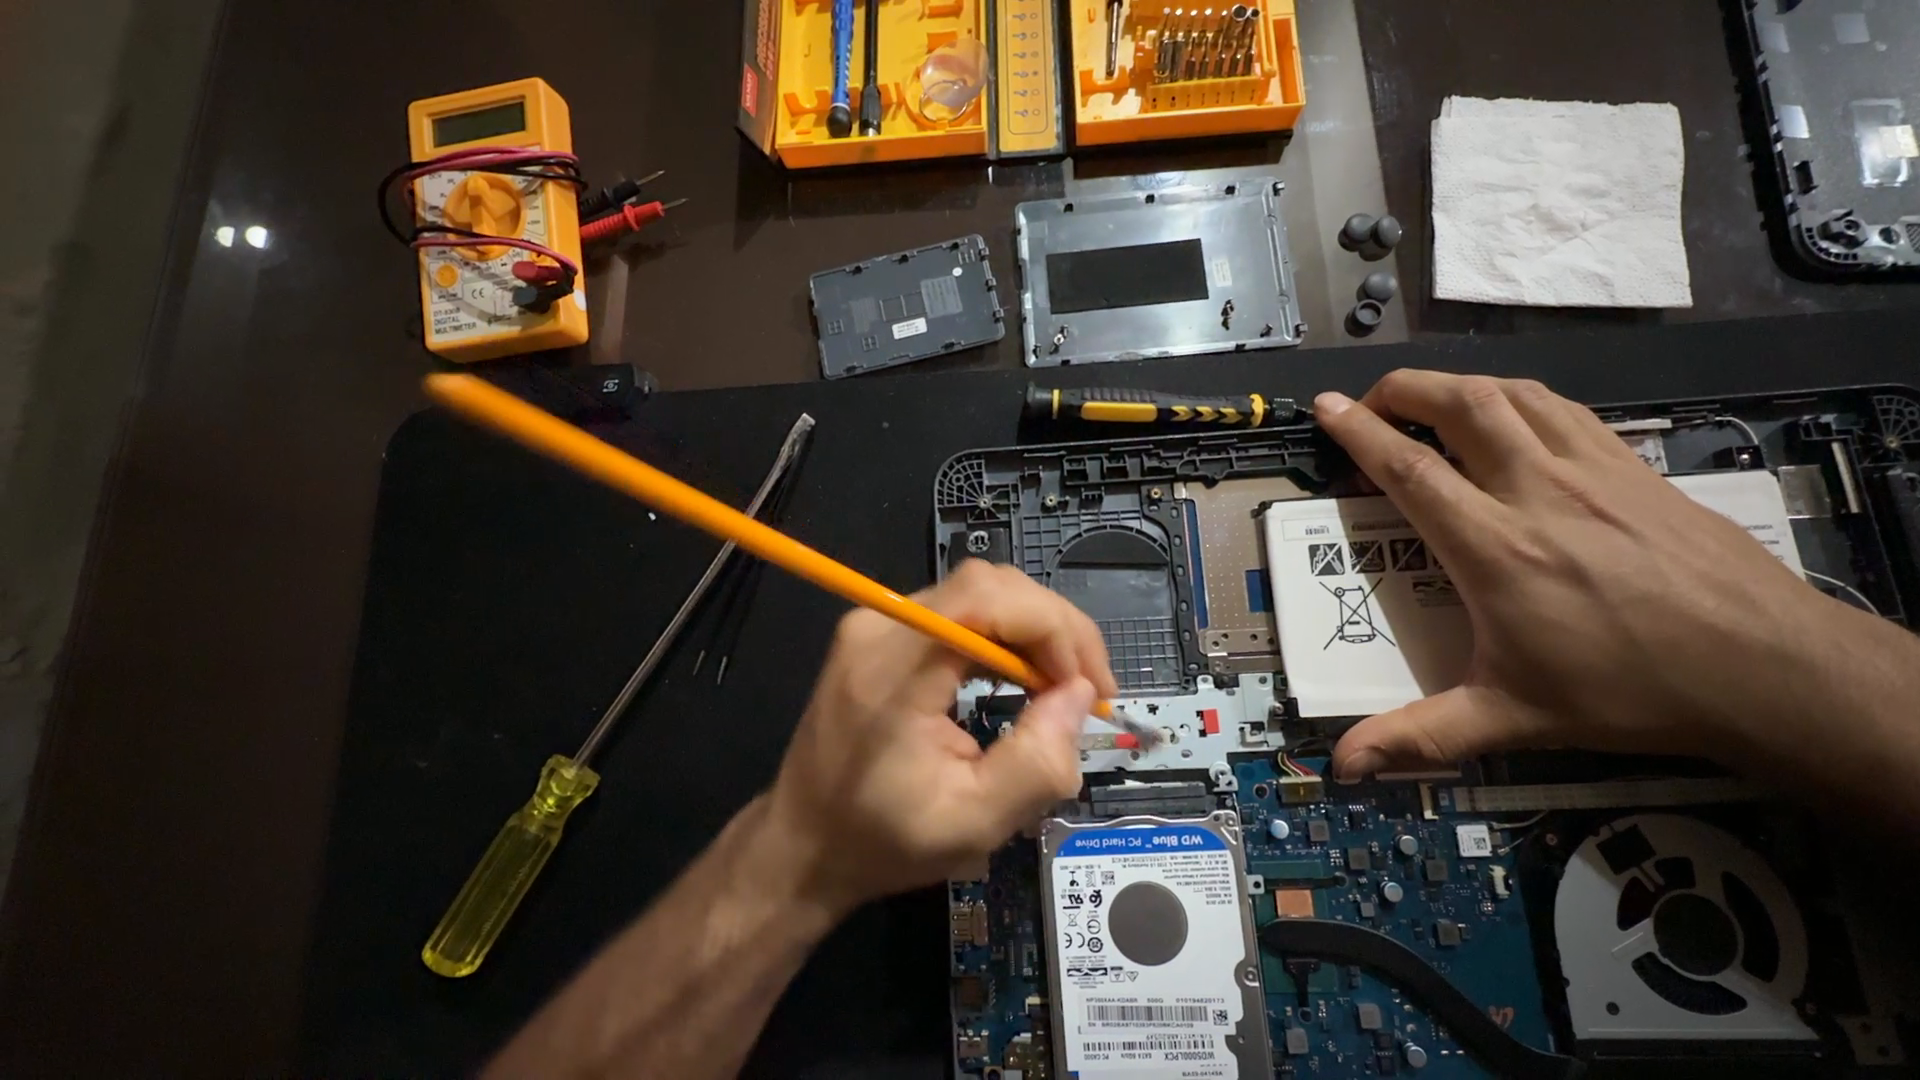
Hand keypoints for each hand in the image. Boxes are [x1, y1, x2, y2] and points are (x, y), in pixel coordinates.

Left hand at [765, 560, 1117, 914]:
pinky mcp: (879, 633)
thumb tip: (1079, 695)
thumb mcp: (972, 824)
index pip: (985, 597)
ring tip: (1061, 686)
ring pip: (978, 591)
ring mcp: (875, 623)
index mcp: (893, 669)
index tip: (1086, 686)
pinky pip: (957, 611)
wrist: (802, 842)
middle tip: (1087, 690)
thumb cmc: (881, 841)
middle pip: (988, 585)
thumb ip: (1036, 762)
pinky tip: (1020, 676)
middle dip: (1054, 628)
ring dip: (1033, 630)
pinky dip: (1003, 635)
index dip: (1052, 627)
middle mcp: (881, 626)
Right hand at [1314, 371, 1865, 779]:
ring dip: (1458, 386)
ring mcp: (1593, 472)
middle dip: (1404, 390)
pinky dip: (1516, 399)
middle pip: (1461, 406)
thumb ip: (1418, 735)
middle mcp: (1538, 492)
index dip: (1359, 432)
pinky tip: (1507, 418)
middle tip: (1371, 402)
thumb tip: (1345, 765)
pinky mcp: (1634, 468)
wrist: (1769, 672)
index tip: (1328, 405)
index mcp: (1495, 549)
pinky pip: (1563, 409)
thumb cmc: (1627, 692)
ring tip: (1428, 401)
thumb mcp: (1509, 719)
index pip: (1410, 470)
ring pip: (1514, 395)